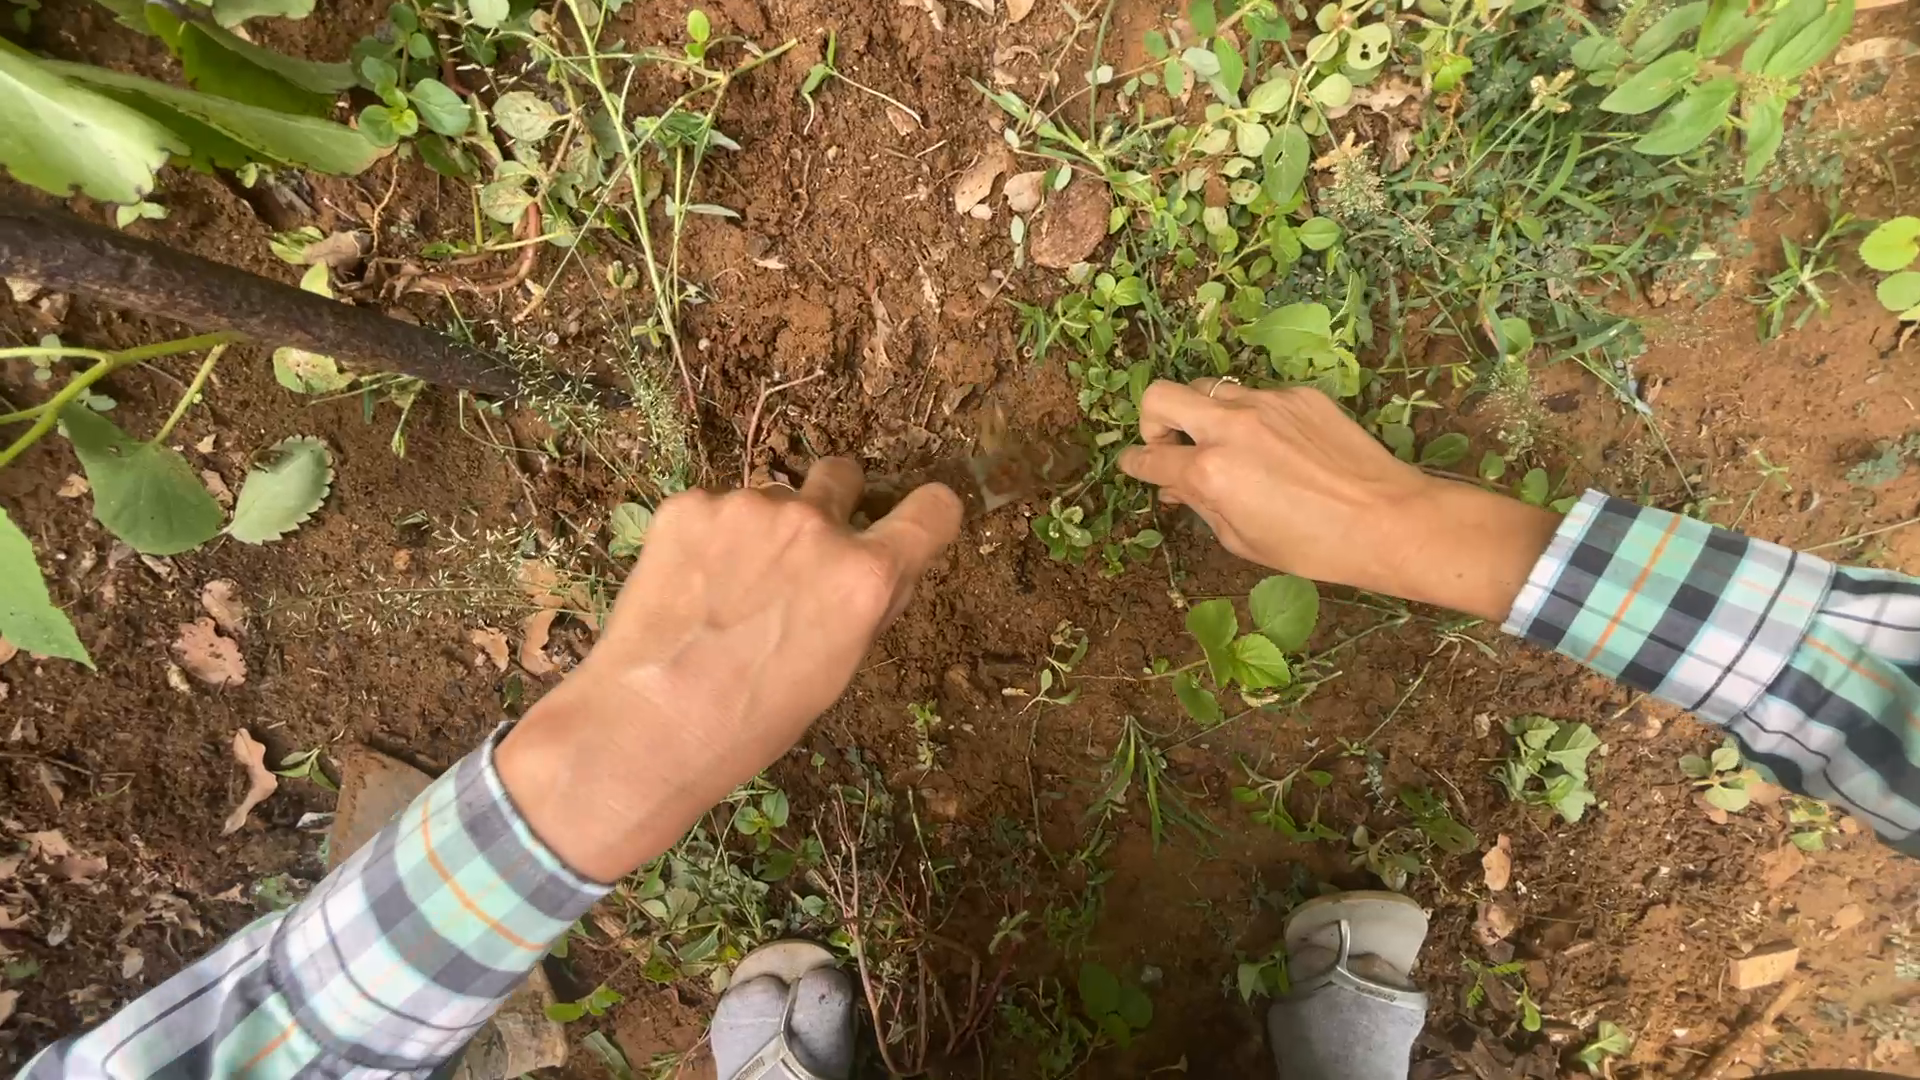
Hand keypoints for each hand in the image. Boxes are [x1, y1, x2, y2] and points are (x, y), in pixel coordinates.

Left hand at [497, 460, 962, 881]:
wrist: (645, 726)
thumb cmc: (757, 719)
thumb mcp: (839, 667)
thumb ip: (868, 601)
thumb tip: (878, 565)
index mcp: (866, 575)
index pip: (934, 509)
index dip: (927, 517)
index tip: (908, 527)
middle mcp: (816, 525)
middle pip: (843, 475)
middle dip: (832, 505)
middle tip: (796, 557)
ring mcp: (748, 506)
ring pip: (773, 498)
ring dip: (763, 528)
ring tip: (724, 589)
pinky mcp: (690, 504)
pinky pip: (718, 508)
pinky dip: (712, 537)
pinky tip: (687, 585)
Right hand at [1117, 379, 1559, 621]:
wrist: (1389, 520)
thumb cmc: (1310, 546)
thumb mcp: (1240, 539)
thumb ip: (1199, 505)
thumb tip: (1175, 487)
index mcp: (1209, 472)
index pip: (1148, 459)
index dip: (1133, 464)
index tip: (1133, 465)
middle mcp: (1230, 427)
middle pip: (1161, 396)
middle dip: (1152, 420)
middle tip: (1170, 444)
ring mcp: (1266, 403)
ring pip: (1209, 389)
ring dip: (1203, 415)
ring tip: (1226, 444)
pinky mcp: (1299, 394)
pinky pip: (1256, 396)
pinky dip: (1250, 418)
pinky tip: (1277, 446)